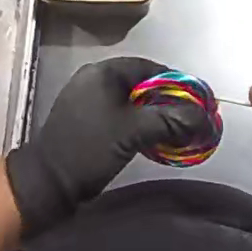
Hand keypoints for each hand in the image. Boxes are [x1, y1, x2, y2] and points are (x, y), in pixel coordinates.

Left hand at [5, 57, 197, 235]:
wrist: (47, 183)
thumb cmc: (89, 148)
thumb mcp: (134, 131)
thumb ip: (171, 120)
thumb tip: (203, 117)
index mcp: (104, 72)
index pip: (150, 67)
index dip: (176, 84)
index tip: (194, 103)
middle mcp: (94, 79)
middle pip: (142, 84)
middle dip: (166, 101)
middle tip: (186, 120)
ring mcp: (87, 99)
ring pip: (131, 101)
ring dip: (152, 115)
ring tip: (172, 132)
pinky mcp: (85, 119)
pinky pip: (119, 114)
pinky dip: (137, 124)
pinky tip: (150, 139)